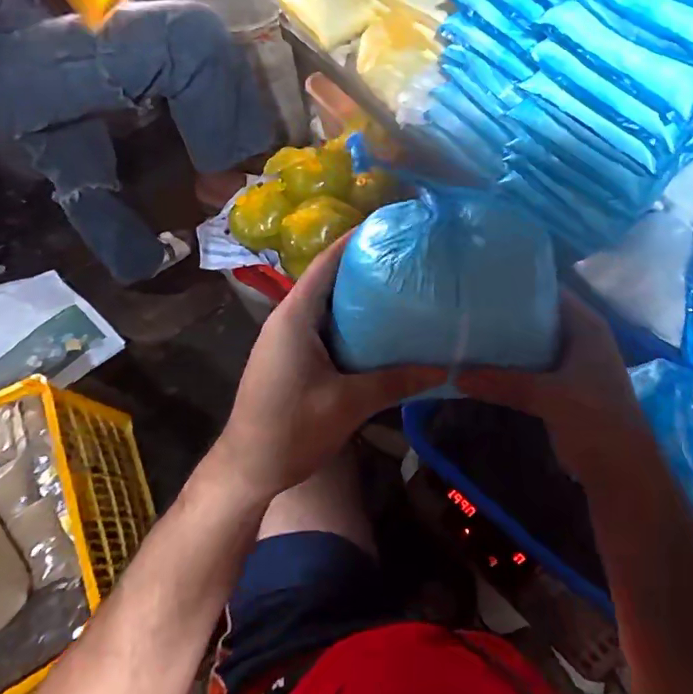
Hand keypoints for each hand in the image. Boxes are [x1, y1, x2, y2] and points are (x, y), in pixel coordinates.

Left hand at [214, 236, 445, 501]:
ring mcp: (287, 339)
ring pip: (328, 304)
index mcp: (295, 316)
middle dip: (366, 265)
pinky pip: (325, 327)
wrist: (247, 469)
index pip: (327, 261)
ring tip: (403, 287)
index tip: (391, 224)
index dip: (357, 237)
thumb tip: (445, 366)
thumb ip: (396, 381)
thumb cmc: (290, 429)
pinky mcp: (291, 358)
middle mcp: (288, 319)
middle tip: (408, 257)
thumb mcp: (349, 403)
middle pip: (329, 279)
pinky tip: (381, 331)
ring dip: (359, 295)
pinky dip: (351, 321)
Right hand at [460, 293, 651, 482]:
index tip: (481, 283)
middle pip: (538, 318)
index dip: (519, 286)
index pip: (549, 292)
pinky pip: (532, 369)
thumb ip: (503, 382)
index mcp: (586, 326)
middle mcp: (580, 338)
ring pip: (533, 345)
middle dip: (506, 316)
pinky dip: (512, 368)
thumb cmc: (595, 420)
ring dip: (507, 344)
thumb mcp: (548, 396)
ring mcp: (572, 364)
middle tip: (465, 309)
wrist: (621, 471)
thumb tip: (456, 375)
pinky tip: (482, 366)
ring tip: (466, 333)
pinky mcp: (563, 388)